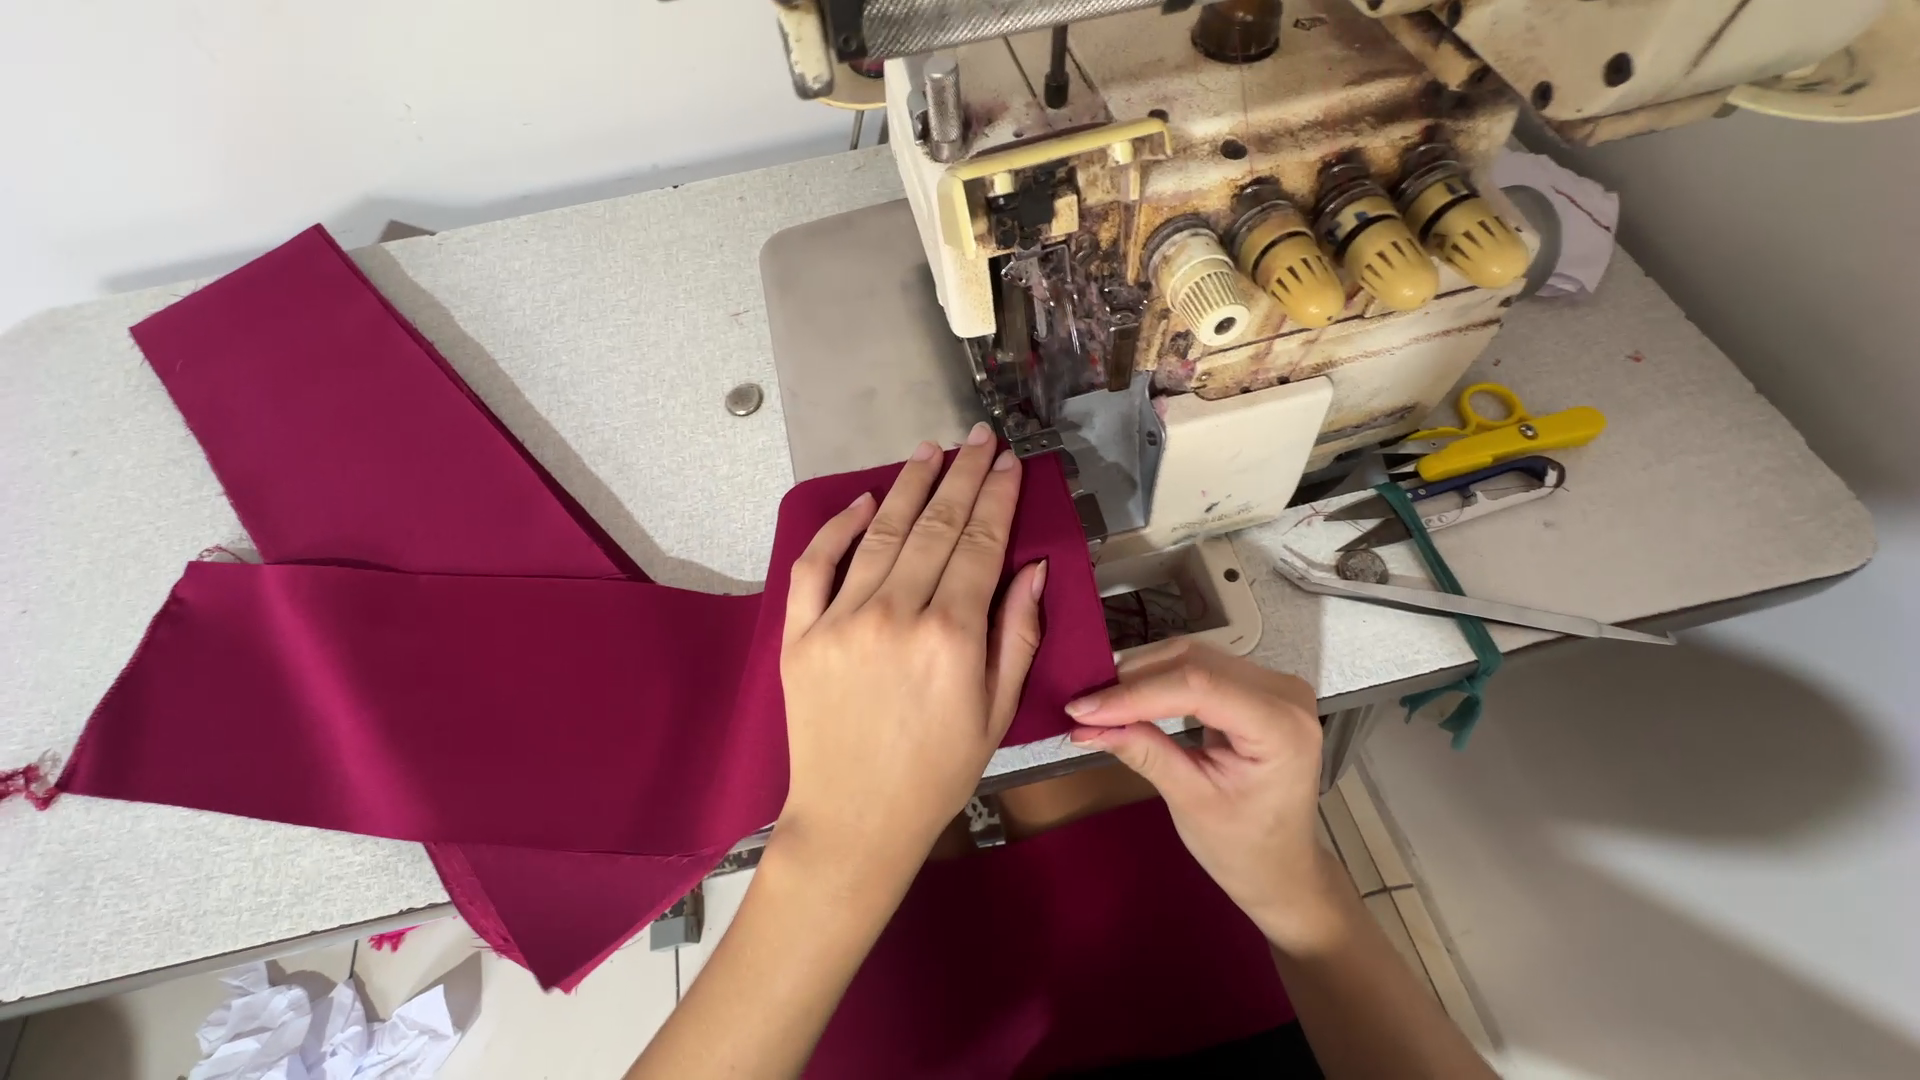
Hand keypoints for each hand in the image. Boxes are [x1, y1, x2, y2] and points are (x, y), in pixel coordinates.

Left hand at [777, 422, 1046, 888]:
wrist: (853, 822)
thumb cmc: (937, 775)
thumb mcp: (996, 712)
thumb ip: (1018, 634)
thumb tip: (1031, 568)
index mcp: (951, 636)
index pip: (981, 544)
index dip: (997, 497)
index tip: (1008, 461)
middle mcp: (895, 614)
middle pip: (936, 526)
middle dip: (962, 475)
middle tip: (978, 438)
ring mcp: (841, 620)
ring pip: (882, 533)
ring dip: (910, 486)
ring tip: (931, 452)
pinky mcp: (800, 634)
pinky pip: (815, 565)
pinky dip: (838, 527)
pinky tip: (865, 501)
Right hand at [1065, 641, 1343, 952]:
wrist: (1282, 868)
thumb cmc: (1243, 847)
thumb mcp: (1190, 801)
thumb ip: (1144, 752)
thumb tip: (1084, 725)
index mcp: (1281, 726)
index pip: (1198, 686)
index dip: (1135, 692)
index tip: (1082, 708)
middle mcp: (1284, 692)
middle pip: (1195, 661)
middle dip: (1132, 679)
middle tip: (1082, 704)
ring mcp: (1273, 684)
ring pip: (1192, 656)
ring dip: (1140, 674)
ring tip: (1098, 700)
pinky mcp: (1255, 686)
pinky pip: (1199, 667)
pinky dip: (1158, 678)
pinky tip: (1127, 693)